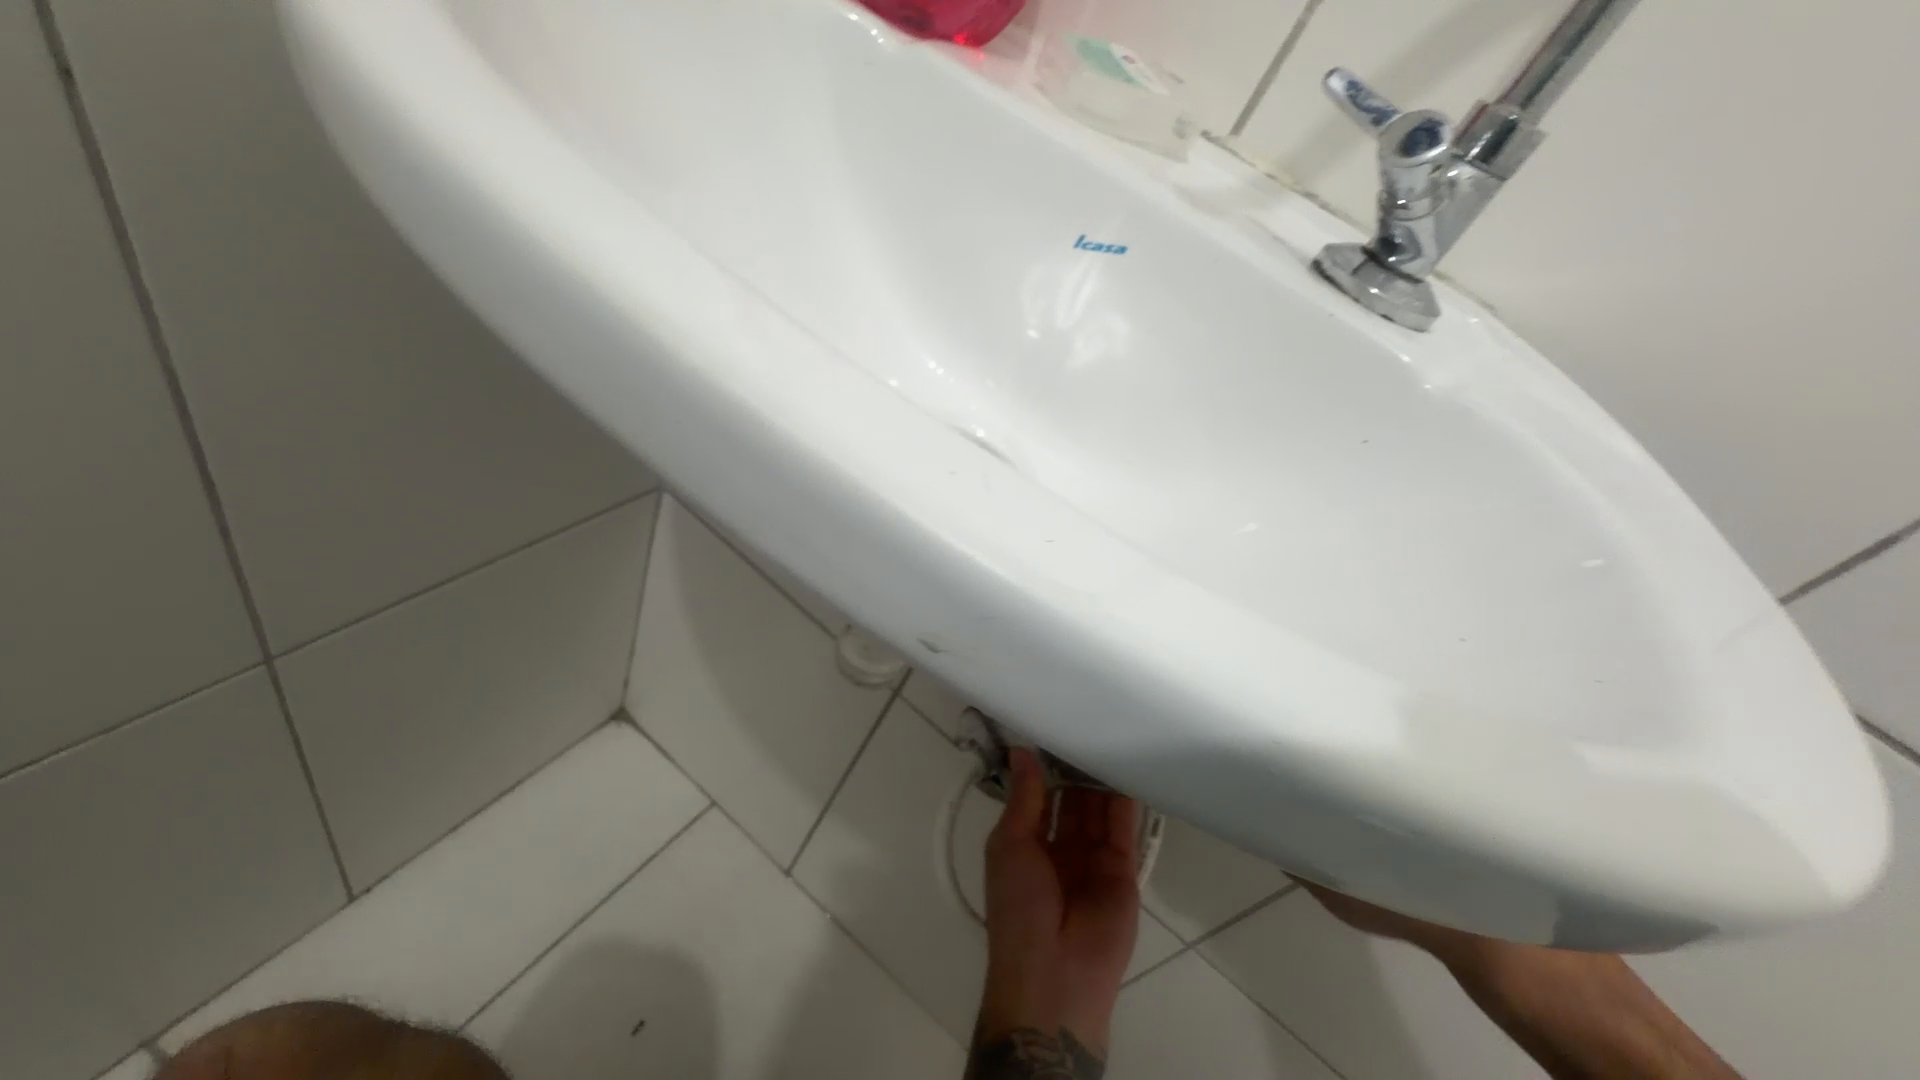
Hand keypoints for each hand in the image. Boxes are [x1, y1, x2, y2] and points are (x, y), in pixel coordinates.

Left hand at [977, 749, 1140, 1058]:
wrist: (1056, 973)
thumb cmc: (1018, 908)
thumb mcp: (1010, 846)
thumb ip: (1024, 799)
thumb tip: (1021, 751)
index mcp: (1025, 844)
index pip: (1038, 797)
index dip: (1043, 766)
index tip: (1050, 727)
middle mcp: (1060, 848)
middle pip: (1072, 800)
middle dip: (1076, 768)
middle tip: (1085, 724)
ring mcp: (1093, 858)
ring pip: (1099, 809)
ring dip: (1101, 780)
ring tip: (1108, 736)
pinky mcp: (1123, 869)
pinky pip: (1125, 828)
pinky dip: (1126, 801)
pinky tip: (1127, 767)